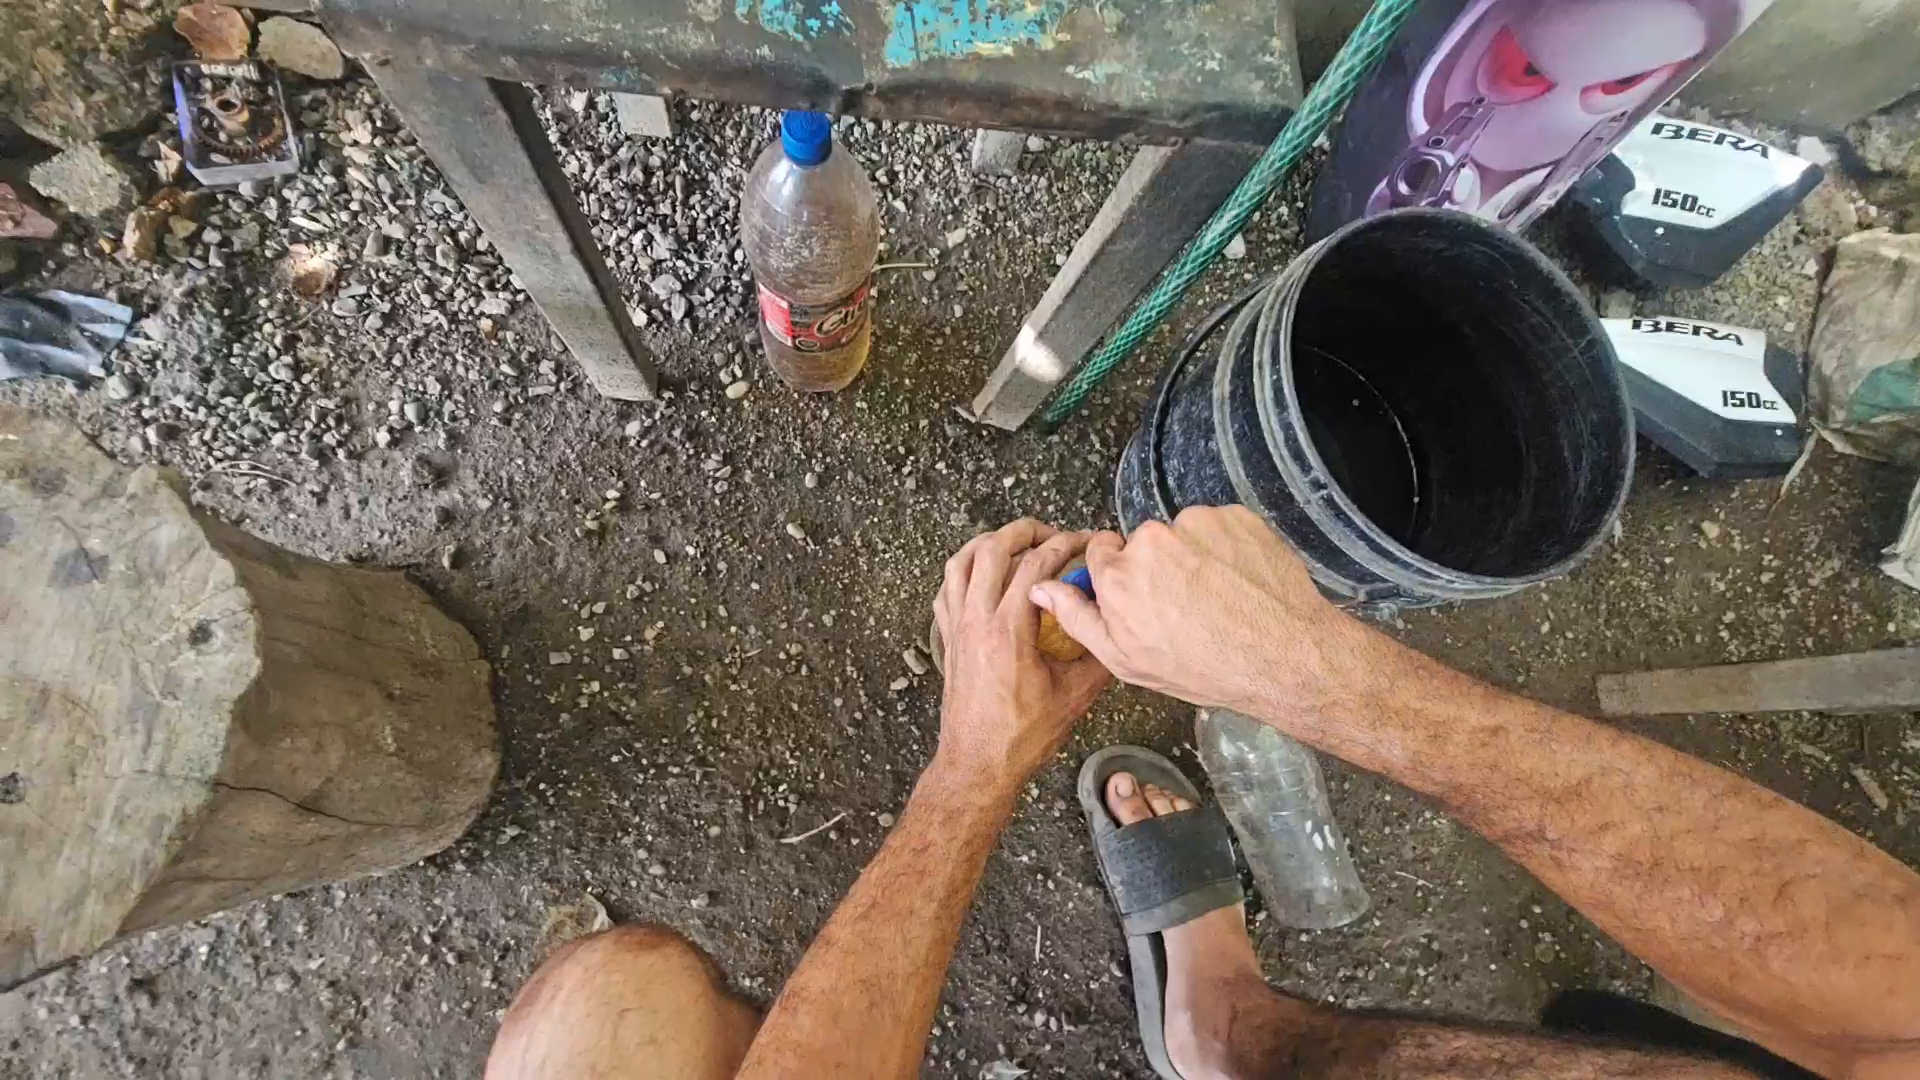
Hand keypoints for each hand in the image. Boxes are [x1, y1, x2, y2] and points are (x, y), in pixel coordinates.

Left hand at [933, 519, 1112, 789]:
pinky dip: (965, 569)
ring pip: (961, 561)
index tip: (1085, 540)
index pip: (1036, 566)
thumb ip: (1098, 656)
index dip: (1066, 543)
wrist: (977, 763)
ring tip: (1016, 543)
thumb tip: (1116, 628)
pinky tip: (984, 574)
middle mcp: (976, 620)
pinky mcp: (947, 637)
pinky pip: (947, 587)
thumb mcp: (1074, 696)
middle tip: (1051, 533)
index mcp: (1008, 630)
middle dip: (1024, 531)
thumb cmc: (1021, 736)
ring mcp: (956, 627)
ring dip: (989, 543)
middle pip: (992, 549)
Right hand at [1029, 505, 1395, 719]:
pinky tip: (1238, 580)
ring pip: (1181, 532)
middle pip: (1142, 542)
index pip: (1101, 550)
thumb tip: (1040, 587)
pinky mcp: (1234, 516)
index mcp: (1118, 574)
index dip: (1119, 575)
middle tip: (1185, 603)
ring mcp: (1196, 523)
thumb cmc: (1201, 667)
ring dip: (1193, 554)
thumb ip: (1077, 617)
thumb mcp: (1125, 659)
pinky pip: (1217, 525)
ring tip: (1218, 595)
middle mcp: (1151, 539)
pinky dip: (1225, 546)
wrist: (1282, 656)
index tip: (1140, 594)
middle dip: (1156, 565)